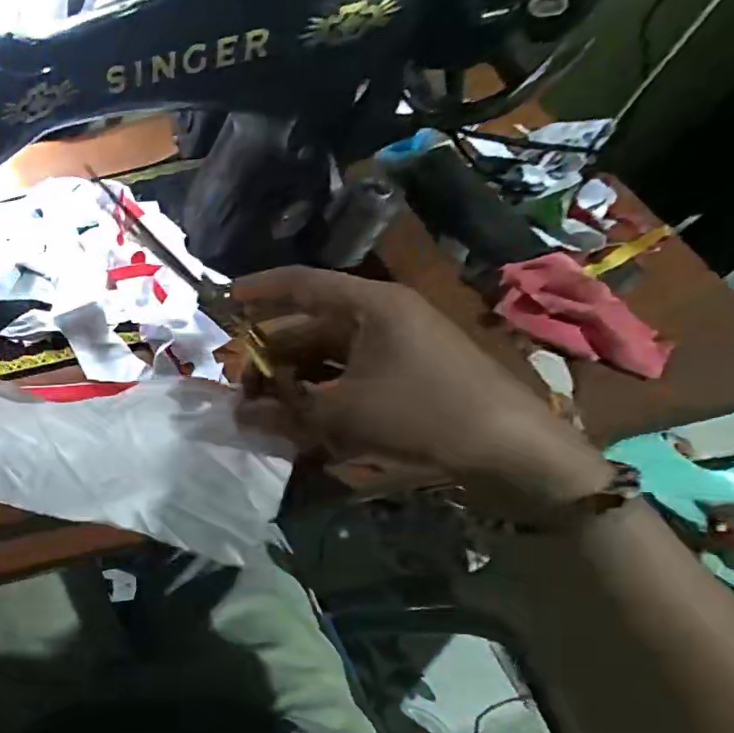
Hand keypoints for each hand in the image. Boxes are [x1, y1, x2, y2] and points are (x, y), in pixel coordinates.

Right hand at [232, 267, 611, 509]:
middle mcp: (384, 315)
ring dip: (295, 377)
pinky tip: (303, 418)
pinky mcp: (409, 371)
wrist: (510, 449)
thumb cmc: (422, 414)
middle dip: (271, 353)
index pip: (302, 283)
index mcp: (371, 305)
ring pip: (329, 353)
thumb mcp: (342, 414)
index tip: (223, 299)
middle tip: (240, 383)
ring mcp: (399, 343)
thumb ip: (284, 410)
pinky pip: (351, 373)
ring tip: (265, 406)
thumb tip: (239, 414)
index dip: (259, 289)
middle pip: (311, 323)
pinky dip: (324, 391)